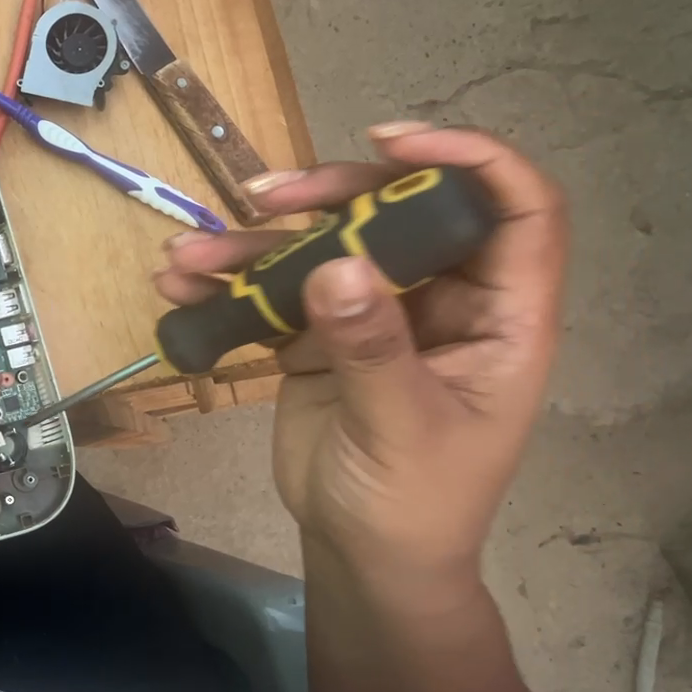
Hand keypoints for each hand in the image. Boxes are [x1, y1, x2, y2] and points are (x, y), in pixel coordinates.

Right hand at [153, 124, 569, 583]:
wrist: (359, 549)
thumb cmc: (412, 498)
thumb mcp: (401, 426)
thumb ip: (371, 347)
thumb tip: (336, 268)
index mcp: (499, 316)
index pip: (510, 213)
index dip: (467, 162)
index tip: (390, 142)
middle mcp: (437, 304)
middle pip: (391, 220)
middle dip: (324, 201)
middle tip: (259, 197)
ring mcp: (370, 321)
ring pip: (315, 258)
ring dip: (247, 251)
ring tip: (183, 259)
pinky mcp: (314, 343)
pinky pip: (270, 302)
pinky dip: (224, 294)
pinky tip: (180, 291)